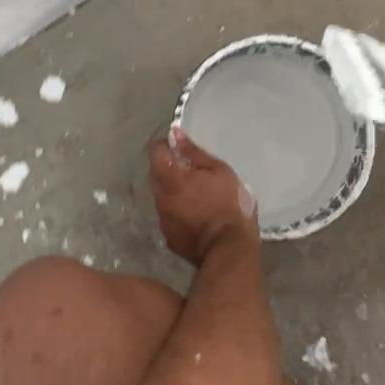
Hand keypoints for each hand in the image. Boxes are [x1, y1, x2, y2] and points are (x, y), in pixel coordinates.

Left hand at [147, 127, 260, 266]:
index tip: (180, 149)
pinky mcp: (169, 237)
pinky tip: (197, 216)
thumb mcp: (219, 171)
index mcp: (171, 178)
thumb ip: (194, 152)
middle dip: (169, 169)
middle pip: (156, 175)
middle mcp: (161, 197)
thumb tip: (174, 134)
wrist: (229, 249)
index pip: (155, 152)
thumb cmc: (229, 204)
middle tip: (193, 172)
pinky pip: (169, 216)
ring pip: (162, 197)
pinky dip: (178, 212)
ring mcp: (163, 219)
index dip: (166, 146)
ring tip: (197, 196)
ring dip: (173, 192)